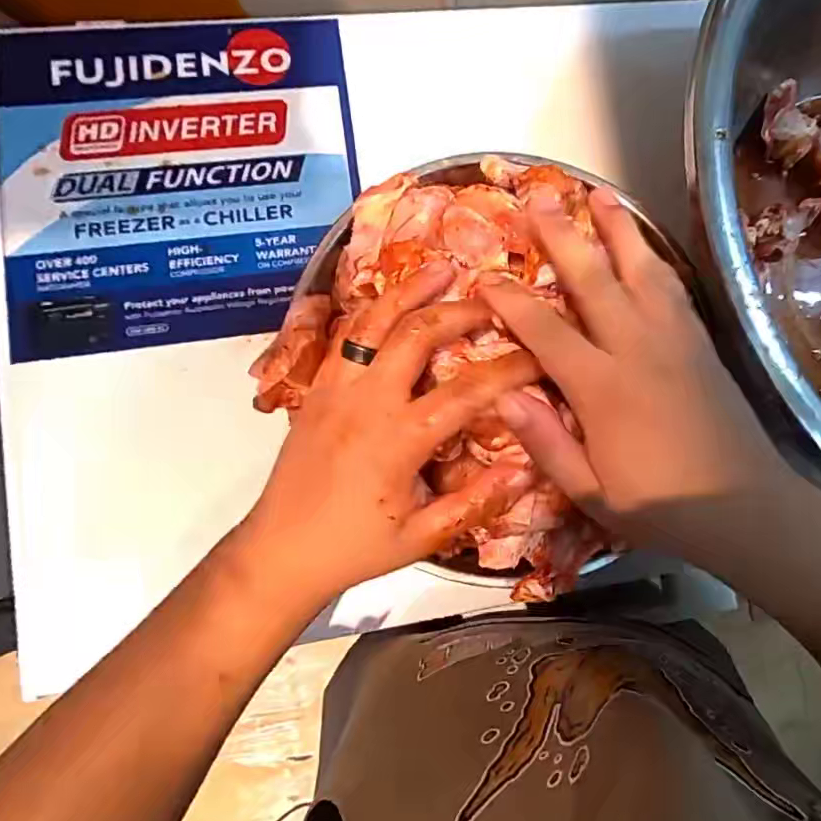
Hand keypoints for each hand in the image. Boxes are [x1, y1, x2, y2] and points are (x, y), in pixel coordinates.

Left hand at [227, 261, 542, 604]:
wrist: (279, 551)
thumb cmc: (354, 548)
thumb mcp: (423, 538)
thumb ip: (475, 502)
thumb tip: (527, 470)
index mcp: (398, 439)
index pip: (468, 391)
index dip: (510, 368)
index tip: (541, 355)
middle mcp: (366, 401)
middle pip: (417, 334)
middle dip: (461, 311)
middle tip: (495, 300)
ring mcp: (334, 389)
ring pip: (373, 322)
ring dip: (409, 291)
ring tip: (440, 268)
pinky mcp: (315, 390)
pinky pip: (345, 337)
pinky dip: (371, 313)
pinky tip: (389, 304)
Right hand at [476, 189, 802, 571]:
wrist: (745, 507)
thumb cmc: (662, 507)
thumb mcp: (593, 492)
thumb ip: (547, 443)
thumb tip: (505, 396)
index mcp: (603, 388)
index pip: (546, 330)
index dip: (512, 301)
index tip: (485, 278)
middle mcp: (638, 349)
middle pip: (594, 279)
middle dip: (563, 236)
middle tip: (538, 198)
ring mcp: (676, 340)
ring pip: (642, 269)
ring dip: (618, 229)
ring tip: (599, 194)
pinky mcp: (703, 343)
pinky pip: (673, 287)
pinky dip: (653, 258)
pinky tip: (645, 248)